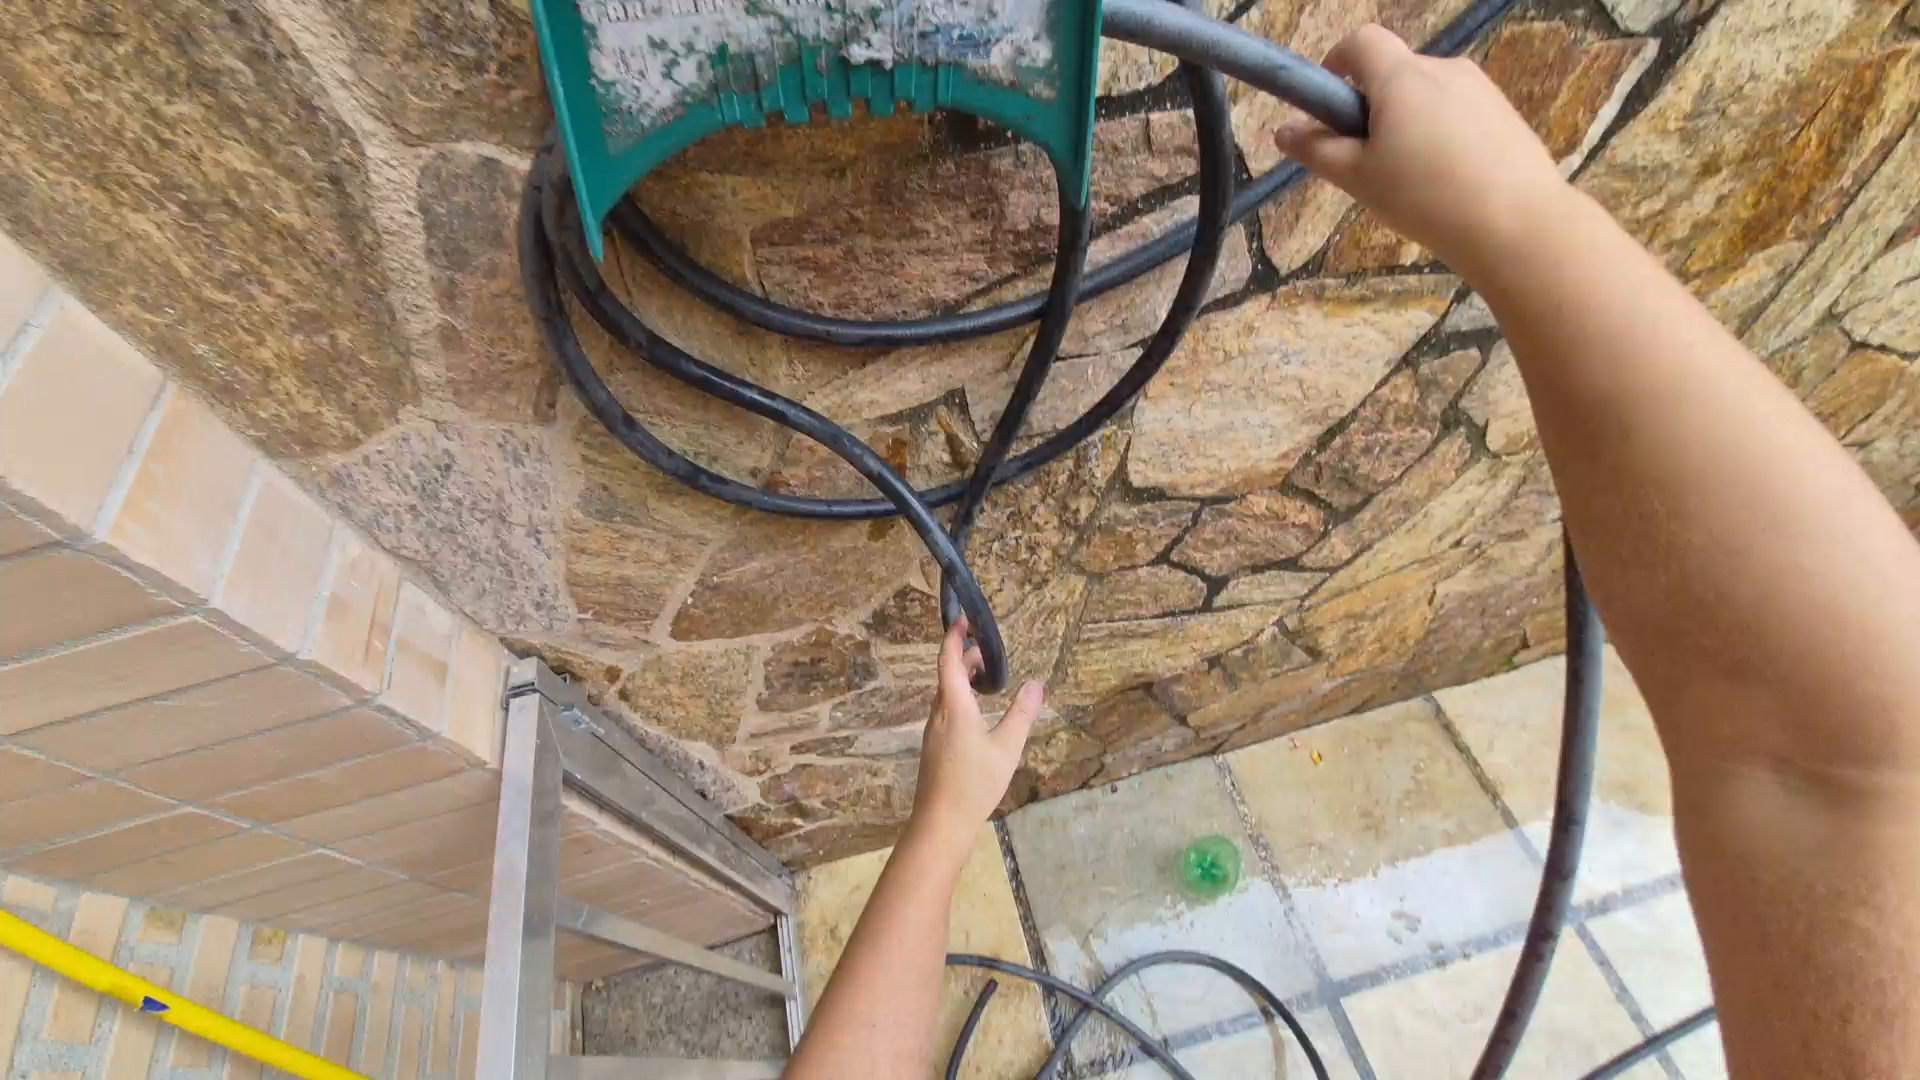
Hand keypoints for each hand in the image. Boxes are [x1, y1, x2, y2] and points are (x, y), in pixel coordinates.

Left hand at [909, 619, 1042, 851]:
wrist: (940, 823)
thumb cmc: (974, 783)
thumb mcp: (1007, 748)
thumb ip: (1022, 714)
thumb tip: (1036, 685)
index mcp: (953, 705)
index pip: (949, 659)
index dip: (956, 636)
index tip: (965, 618)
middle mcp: (938, 712)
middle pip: (947, 673)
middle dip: (965, 655)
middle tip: (988, 650)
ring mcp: (933, 730)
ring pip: (946, 692)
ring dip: (963, 677)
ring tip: (986, 678)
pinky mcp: (935, 745)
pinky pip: (946, 709)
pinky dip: (961, 697)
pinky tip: (977, 712)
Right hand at [1273, 25, 1570, 277]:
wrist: (1511, 219)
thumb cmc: (1421, 196)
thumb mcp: (1356, 178)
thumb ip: (1317, 150)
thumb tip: (1283, 131)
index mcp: (1401, 79)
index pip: (1361, 42)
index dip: (1335, 63)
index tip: (1325, 103)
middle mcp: (1441, 68)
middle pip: (1391, 74)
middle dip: (1367, 109)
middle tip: (1360, 164)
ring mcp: (1476, 87)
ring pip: (1421, 97)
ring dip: (1400, 125)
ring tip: (1402, 181)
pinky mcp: (1499, 110)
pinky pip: (1451, 113)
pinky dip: (1432, 136)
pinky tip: (1437, 181)